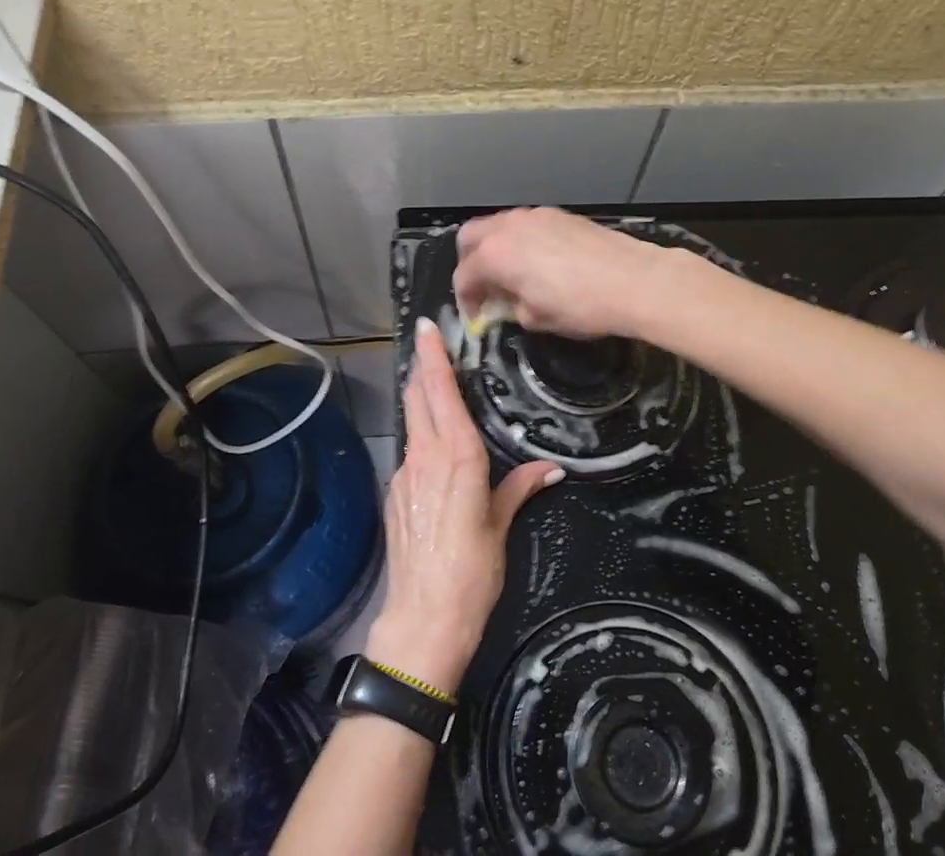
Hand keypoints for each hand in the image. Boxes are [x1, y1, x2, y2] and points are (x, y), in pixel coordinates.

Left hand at [367, 317, 564, 692]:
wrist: (423, 617)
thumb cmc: (471, 573)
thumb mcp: (500, 528)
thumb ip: (518, 490)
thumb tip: (549, 470)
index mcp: (456, 458)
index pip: (440, 394)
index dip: (433, 358)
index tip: (427, 327)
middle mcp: (425, 458)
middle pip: (418, 399)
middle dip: (423, 367)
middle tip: (432, 342)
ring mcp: (405, 475)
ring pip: (411, 423)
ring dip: (420, 399)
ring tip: (436, 384)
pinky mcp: (395, 494)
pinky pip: (410, 452)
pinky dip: (421, 435)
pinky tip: (434, 443)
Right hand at [453, 207, 680, 338]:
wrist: (635, 281)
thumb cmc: (581, 306)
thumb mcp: (536, 318)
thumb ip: (510, 308)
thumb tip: (506, 305)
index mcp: (495, 255)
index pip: (464, 276)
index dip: (466, 301)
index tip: (477, 318)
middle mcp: (508, 227)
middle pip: (470, 238)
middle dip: (470, 263)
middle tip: (484, 289)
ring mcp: (535, 216)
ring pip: (498, 226)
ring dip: (494, 249)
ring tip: (511, 276)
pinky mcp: (559, 215)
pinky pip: (525, 225)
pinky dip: (520, 241)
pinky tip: (538, 263)